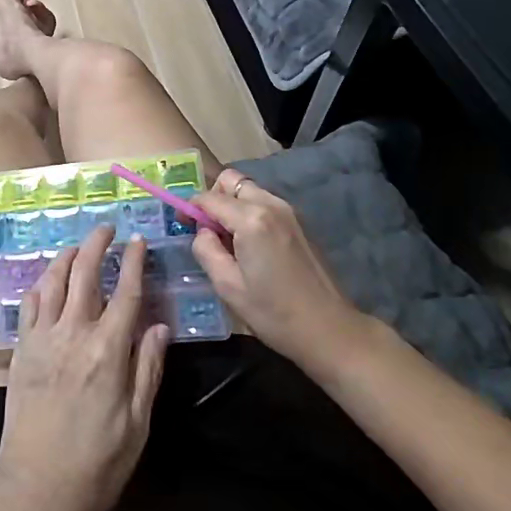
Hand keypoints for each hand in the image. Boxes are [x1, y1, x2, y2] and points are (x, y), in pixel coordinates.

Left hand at [0, 226, 169, 510]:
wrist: (35, 489)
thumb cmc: (96, 463)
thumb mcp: (137, 424)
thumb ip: (148, 370)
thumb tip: (160, 326)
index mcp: (108, 352)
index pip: (125, 293)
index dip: (133, 263)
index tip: (138, 240)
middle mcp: (73, 334)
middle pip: (85, 274)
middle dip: (97, 245)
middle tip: (107, 228)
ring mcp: (42, 339)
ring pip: (54, 281)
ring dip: (67, 257)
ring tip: (78, 246)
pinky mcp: (21, 350)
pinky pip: (30, 304)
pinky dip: (41, 283)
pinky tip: (48, 279)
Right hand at [190, 169, 369, 370]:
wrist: (329, 329)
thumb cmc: (274, 313)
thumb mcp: (227, 286)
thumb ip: (206, 250)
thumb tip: (203, 233)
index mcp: (251, 218)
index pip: (209, 197)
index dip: (190, 207)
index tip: (181, 223)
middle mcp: (270, 204)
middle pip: (231, 181)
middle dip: (213, 198)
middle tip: (207, 229)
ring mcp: (288, 211)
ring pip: (249, 190)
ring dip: (232, 204)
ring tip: (229, 240)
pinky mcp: (299, 222)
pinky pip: (265, 203)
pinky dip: (250, 212)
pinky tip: (250, 245)